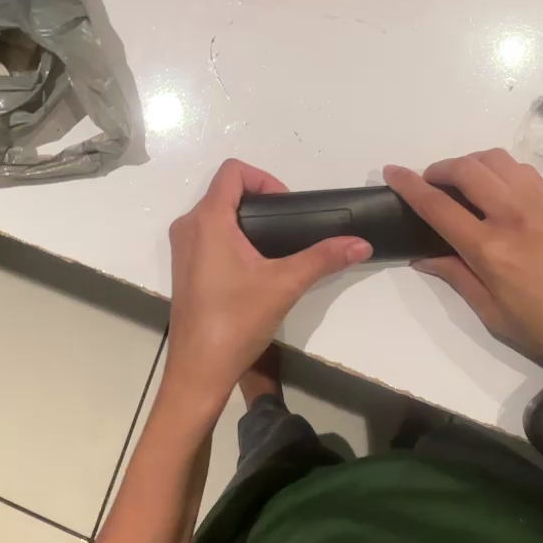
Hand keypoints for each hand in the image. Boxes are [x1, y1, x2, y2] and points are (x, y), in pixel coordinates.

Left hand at [164, 160, 371, 406]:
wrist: (199, 370)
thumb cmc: (236, 321)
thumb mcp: (284, 285)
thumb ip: (323, 258)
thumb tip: (360, 243)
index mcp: (207, 220)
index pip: (233, 172)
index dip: (264, 179)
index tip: (286, 207)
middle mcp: (188, 226)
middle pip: (224, 191)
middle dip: (259, 200)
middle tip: (287, 226)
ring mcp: (182, 247)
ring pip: (215, 213)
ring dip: (245, 219)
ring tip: (274, 246)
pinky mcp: (184, 267)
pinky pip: (207, 234)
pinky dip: (231, 236)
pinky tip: (254, 266)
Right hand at [384, 150, 542, 382]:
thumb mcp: (496, 316)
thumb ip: (458, 278)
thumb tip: (426, 257)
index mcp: (491, 249)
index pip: (437, 205)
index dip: (408, 185)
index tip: (390, 172)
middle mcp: (513, 216)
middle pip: (465, 169)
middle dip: (437, 169)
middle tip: (426, 183)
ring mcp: (540, 204)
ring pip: (494, 159)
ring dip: (468, 163)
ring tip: (459, 183)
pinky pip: (520, 170)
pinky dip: (497, 168)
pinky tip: (495, 189)